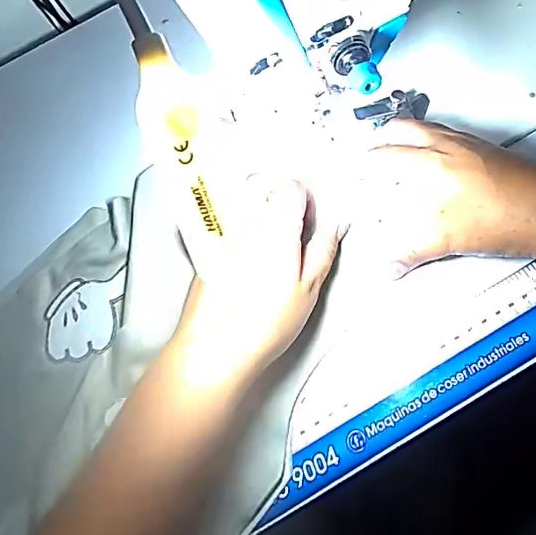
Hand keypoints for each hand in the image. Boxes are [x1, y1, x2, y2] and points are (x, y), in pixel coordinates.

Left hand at [168, 175, 341, 388]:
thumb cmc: (259, 326)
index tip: (309, 217)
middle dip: (278, 196)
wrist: (210, 350)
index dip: (305, 199)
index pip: (292, 187)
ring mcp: (220, 233)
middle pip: (263, 185)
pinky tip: (244, 257)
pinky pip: (222, 221)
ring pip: (239, 199)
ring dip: (256, 207)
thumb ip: (323, 250)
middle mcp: (245, 222)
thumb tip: (333, 229)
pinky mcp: (202, 247)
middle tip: (290, 224)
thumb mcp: (307, 290)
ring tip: (266, 240)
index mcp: (276, 227)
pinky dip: (235, 227)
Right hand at [352, 120, 535, 274]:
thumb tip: (386, 269)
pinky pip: (451, 134)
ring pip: (432, 127)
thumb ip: (414, 251)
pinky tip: (443, 158)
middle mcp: (449, 144)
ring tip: (403, 148)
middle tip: (373, 149)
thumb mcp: (451, 238)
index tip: (354, 167)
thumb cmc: (498, 220)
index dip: (368, 160)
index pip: (389, 154)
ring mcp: (472, 143)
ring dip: (411, 133)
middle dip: (385, 135)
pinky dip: (434, 138)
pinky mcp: (491, 150)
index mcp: (433, 161)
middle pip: (408, 127)